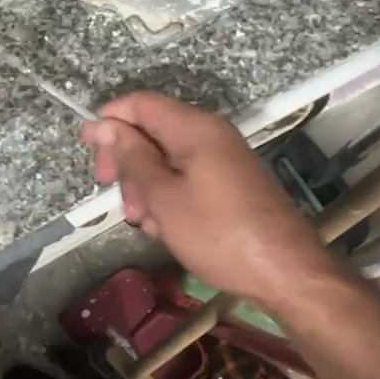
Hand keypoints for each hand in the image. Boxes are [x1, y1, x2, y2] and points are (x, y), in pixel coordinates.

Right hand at [82, 92, 338, 305]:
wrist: (290, 275)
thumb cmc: (219, 234)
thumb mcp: (163, 197)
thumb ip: (131, 157)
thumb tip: (105, 124)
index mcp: (193, 127)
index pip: (139, 103)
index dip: (109, 121)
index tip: (90, 151)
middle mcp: (210, 132)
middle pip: (151, 129)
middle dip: (126, 158)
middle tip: (113, 194)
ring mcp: (224, 156)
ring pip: (167, 155)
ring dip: (146, 182)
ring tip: (143, 221)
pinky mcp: (232, 181)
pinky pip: (188, 173)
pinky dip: (169, 192)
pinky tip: (165, 225)